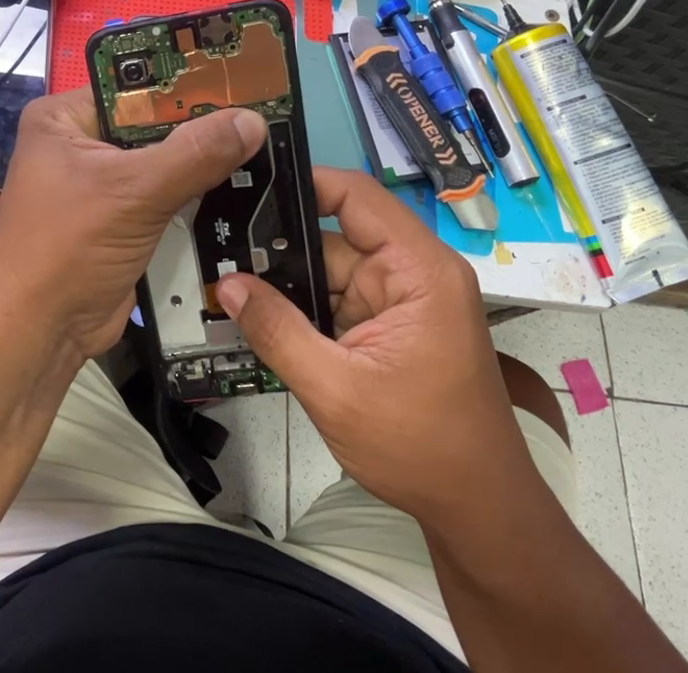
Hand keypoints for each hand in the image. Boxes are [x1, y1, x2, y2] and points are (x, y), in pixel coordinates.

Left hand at [0, 89, 266, 359]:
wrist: (40, 333)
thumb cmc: (67, 249)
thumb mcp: (132, 193)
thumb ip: (194, 153)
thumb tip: (253, 119)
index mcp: (63, 118)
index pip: (134, 83)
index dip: (187, 79)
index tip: (246, 73)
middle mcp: (80, 143)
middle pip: (154, 122)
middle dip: (205, 124)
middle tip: (270, 113)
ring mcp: (101, 184)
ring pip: (165, 161)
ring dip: (207, 163)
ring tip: (269, 147)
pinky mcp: (120, 220)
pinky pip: (167, 196)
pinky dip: (199, 196)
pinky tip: (246, 188)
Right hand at [215, 168, 537, 528]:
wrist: (473, 506)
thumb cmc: (421, 445)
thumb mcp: (336, 389)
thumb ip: (277, 331)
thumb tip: (225, 284)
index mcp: (418, 272)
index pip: (357, 197)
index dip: (304, 182)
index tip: (246, 182)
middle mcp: (410, 276)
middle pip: (333, 235)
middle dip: (277, 242)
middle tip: (214, 241)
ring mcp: (396, 303)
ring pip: (326, 272)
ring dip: (282, 281)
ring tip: (221, 276)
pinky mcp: (383, 329)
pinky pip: (331, 302)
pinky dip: (296, 309)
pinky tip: (252, 311)